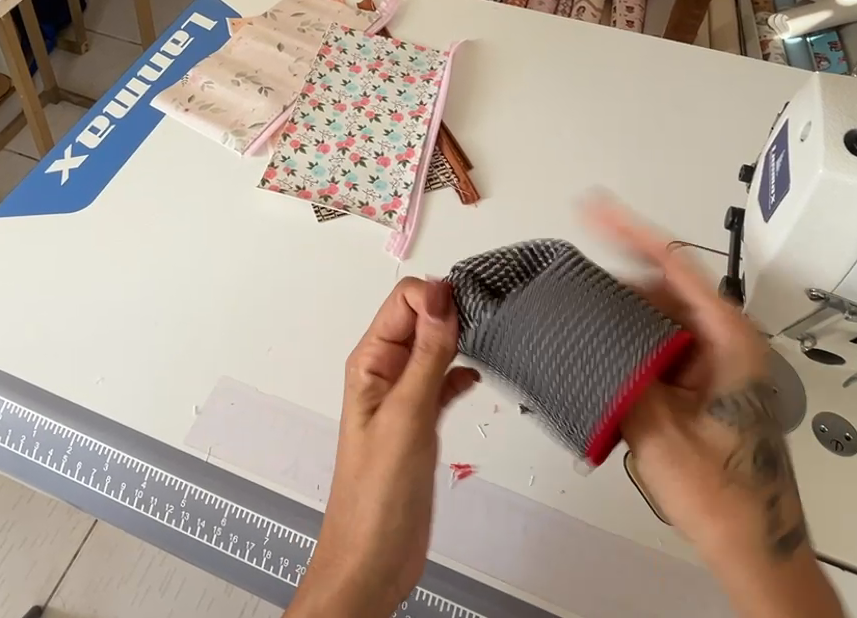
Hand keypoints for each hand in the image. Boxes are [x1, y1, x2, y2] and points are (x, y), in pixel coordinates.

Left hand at [289, 278, 479, 617]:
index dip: (436, 297)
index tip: (467, 310)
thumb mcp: (406, 416)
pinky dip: (460, 371)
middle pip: (419, 317)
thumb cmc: (376, 495)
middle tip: (484, 321)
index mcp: (370, 361)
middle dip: (450, 311)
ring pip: (434, 346)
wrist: (374, 558)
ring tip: (486, 341)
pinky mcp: (421, 419)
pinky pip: (443, 378)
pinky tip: (475, 376)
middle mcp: (385, 371)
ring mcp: (404, 395)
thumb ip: (427, 356)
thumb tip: (440, 297)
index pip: (403, 301)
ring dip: (458, 338)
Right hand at [585, 196, 811, 565]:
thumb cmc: (728, 499)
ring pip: (660, 316)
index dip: (631, 231)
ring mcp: (716, 365)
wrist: (757, 553)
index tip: (597, 208)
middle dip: (617, 275)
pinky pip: (661, 343)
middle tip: (574, 268)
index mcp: (731, 343)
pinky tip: (598, 346)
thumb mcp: (660, 431)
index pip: (677, 267)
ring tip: (578, 306)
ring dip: (621, 310)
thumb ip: (621, 374)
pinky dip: (628, 338)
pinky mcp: (704, 384)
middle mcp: (728, 344)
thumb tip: (585, 337)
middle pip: (666, 287)